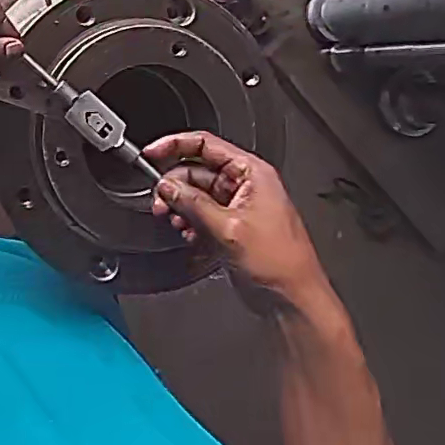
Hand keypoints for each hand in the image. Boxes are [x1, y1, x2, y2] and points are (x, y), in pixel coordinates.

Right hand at [145, 131, 327, 304]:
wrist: (293, 299)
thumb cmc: (280, 263)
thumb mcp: (229, 228)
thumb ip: (193, 203)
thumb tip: (167, 186)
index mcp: (251, 172)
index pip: (205, 144)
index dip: (174, 145)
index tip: (151, 154)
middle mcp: (244, 184)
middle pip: (196, 170)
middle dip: (174, 185)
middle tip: (160, 200)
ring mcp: (237, 204)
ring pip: (196, 192)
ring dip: (180, 206)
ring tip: (174, 220)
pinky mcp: (231, 224)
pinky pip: (202, 212)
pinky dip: (190, 221)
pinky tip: (188, 234)